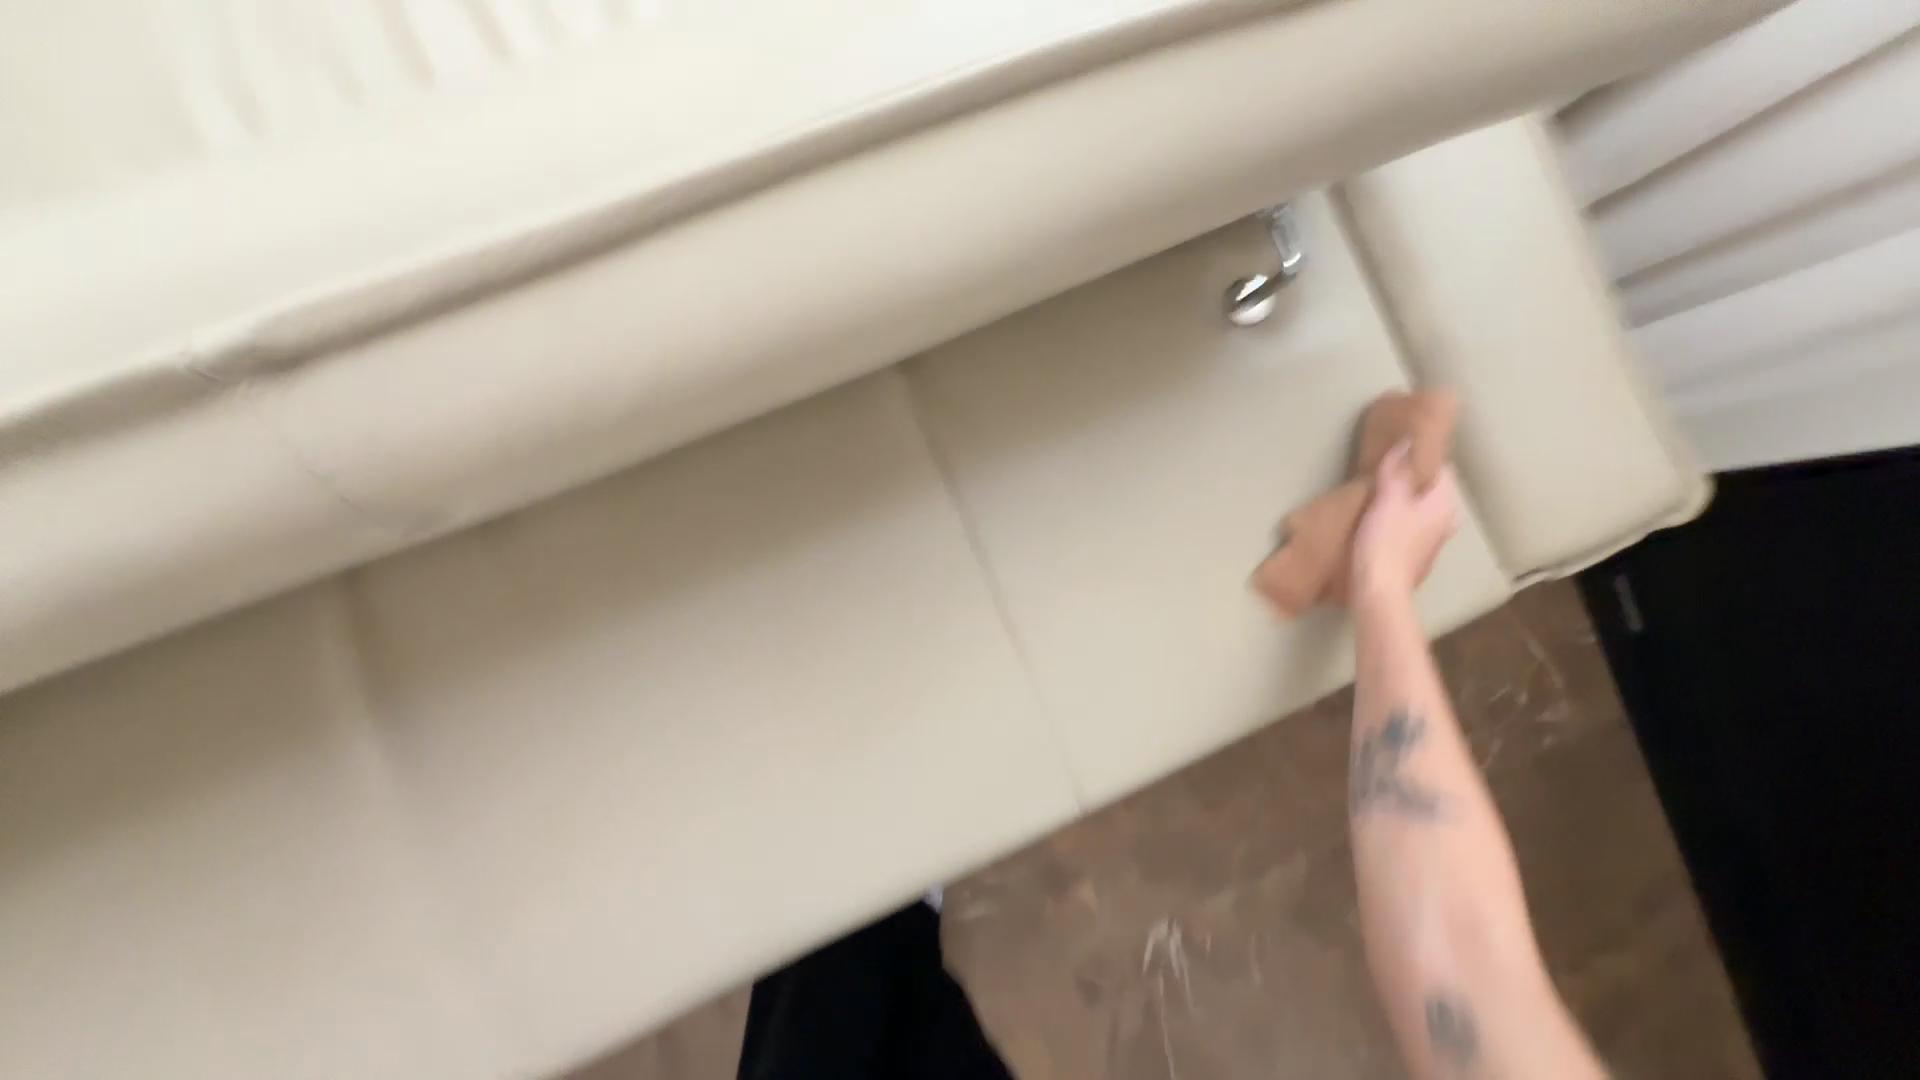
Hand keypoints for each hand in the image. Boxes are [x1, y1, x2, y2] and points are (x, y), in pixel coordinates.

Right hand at [1351, 441, 1460, 605]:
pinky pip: (1414, 523)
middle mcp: (1446, 519)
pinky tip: (1383, 517)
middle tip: (1387, 468)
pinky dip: (1403, 515)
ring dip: (1407, 497)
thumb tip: (1405, 443)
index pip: (1441, 468)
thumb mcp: (1387, 502)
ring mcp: (1434, 538)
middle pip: (1432, 488)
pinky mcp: (1418, 552)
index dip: (1422, 456)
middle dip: (1414, 477)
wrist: (1381, 590)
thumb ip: (1395, 472)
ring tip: (1382, 490)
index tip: (1400, 449)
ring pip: (1423, 507)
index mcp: (1444, 503)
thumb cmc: (1385, 543)